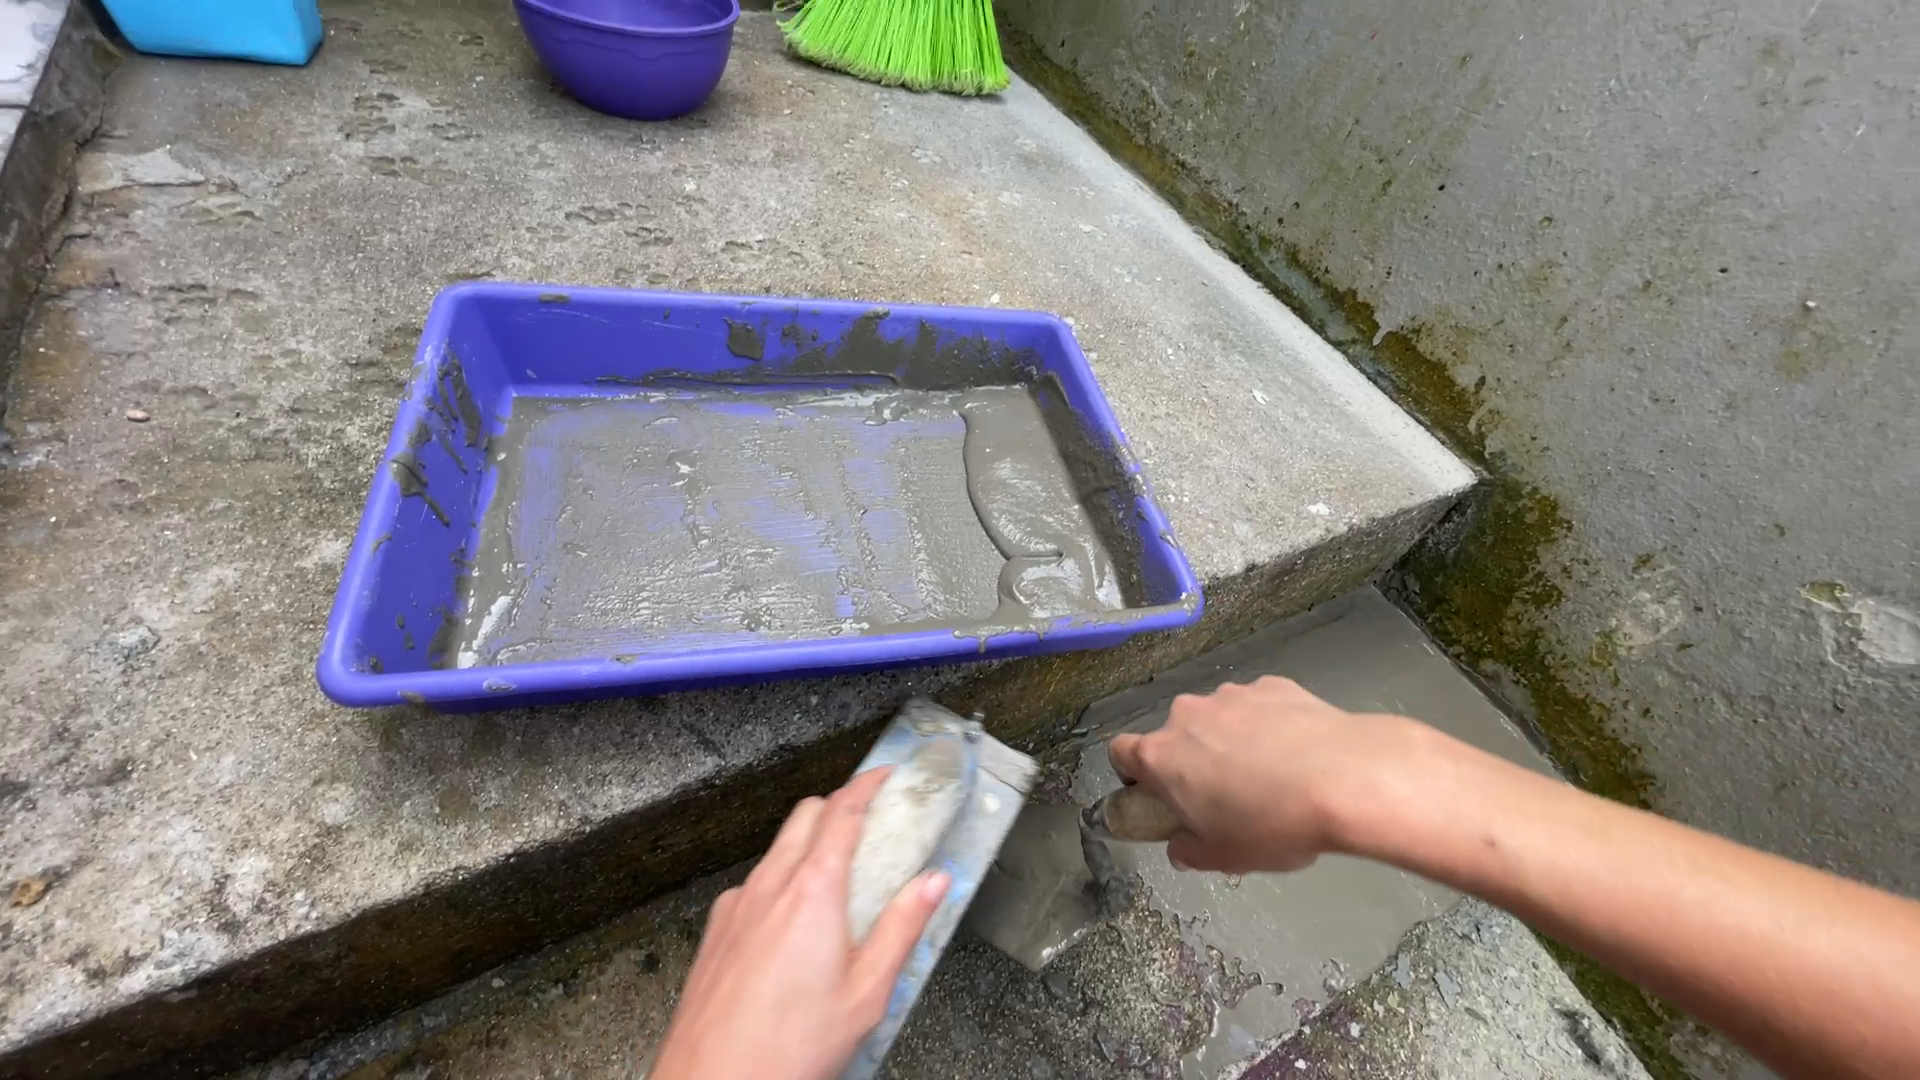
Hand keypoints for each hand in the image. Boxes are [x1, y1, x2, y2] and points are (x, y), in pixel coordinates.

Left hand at [650, 768, 949, 1079]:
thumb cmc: (786, 1052)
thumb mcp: (867, 994)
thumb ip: (902, 928)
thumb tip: (935, 883)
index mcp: (813, 891)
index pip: (844, 811)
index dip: (869, 784)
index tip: (887, 775)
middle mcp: (771, 884)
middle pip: (808, 813)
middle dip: (841, 805)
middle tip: (870, 822)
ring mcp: (739, 903)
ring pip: (780, 845)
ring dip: (811, 841)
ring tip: (838, 877)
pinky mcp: (718, 927)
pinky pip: (756, 881)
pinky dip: (782, 878)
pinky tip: (793, 921)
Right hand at [1106, 676, 1415, 873]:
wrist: (1347, 779)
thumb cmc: (1272, 823)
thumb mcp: (1224, 857)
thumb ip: (1188, 851)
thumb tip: (1181, 846)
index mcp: (1162, 756)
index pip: (1120, 753)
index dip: (1134, 775)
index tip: (1160, 797)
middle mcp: (1187, 715)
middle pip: (1176, 736)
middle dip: (1193, 761)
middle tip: (1227, 796)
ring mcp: (1230, 695)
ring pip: (1218, 719)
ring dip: (1231, 741)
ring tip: (1274, 774)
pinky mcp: (1272, 685)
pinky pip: (1259, 707)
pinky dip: (1269, 725)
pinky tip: (1299, 752)